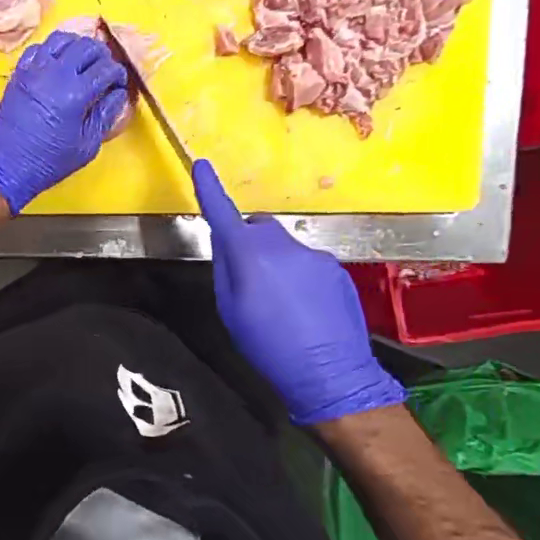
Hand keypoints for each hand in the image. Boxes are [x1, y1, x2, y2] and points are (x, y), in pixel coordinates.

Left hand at [0, 31, 128, 213]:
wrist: (9, 167)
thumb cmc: (51, 161)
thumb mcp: (87, 145)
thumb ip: (106, 115)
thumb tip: (118, 94)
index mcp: (76, 93)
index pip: (106, 68)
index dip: (118, 74)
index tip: (118, 84)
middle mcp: (55, 74)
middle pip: (87, 46)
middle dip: (101, 56)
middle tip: (103, 72)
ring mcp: (34, 70)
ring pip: (62, 39)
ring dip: (77, 46)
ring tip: (82, 62)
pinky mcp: (19, 74)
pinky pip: (38, 48)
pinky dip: (52, 50)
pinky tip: (57, 65)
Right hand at [193, 159, 404, 424]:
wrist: (329, 373)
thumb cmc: (266, 345)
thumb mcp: (229, 309)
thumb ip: (224, 268)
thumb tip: (225, 241)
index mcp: (250, 255)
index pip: (224, 214)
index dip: (210, 190)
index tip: (201, 166)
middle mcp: (284, 245)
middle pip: (259, 230)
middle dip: (249, 244)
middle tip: (246, 280)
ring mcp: (316, 256)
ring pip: (284, 249)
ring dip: (276, 264)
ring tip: (279, 305)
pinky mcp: (337, 269)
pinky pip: (307, 264)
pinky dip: (299, 278)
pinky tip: (303, 309)